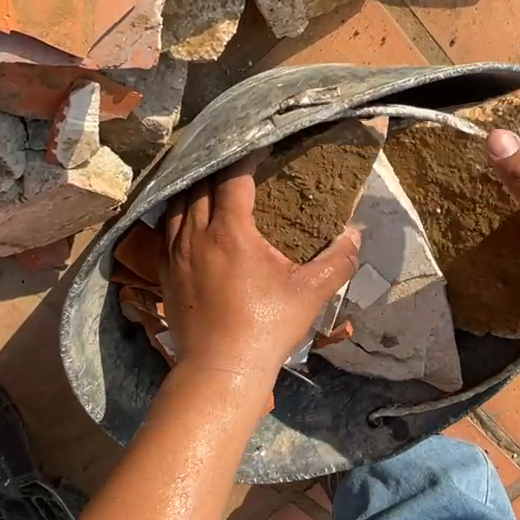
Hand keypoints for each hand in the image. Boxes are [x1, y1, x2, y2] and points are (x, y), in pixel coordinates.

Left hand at [159, 152, 361, 388]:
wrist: (220, 370)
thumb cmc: (267, 329)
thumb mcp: (310, 294)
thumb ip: (337, 261)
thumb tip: (355, 235)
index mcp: (230, 231)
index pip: (233, 178)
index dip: (247, 158)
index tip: (261, 148)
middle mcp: (196, 234)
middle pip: (201, 184)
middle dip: (219, 168)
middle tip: (239, 161)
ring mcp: (174, 253)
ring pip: (177, 204)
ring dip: (195, 188)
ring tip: (211, 182)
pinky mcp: (164, 272)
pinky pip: (164, 230)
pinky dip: (177, 214)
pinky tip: (188, 219)